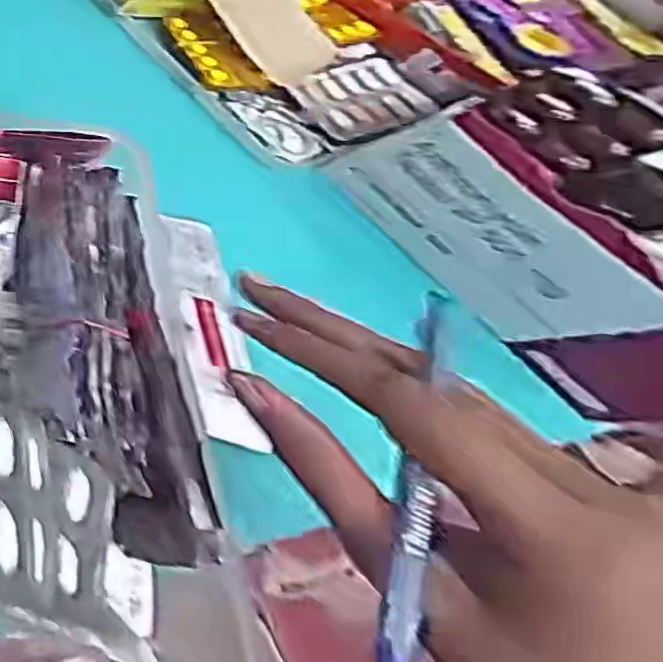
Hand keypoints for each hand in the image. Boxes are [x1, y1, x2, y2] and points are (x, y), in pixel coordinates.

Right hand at [227, 274, 662, 661]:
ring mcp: (617, 486)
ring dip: (368, 349)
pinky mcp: (612, 486)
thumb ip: (329, 480)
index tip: (254, 323)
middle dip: (334, 330)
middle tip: (259, 289)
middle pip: (435, 380)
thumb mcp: (410, 582)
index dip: (323, 355)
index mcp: (556, 526)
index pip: (412, 404)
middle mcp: (600, 491)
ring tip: (296, 317)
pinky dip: (417, 382)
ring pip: (461, 391)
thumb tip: (254, 392)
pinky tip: (373, 357)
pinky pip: (493, 416)